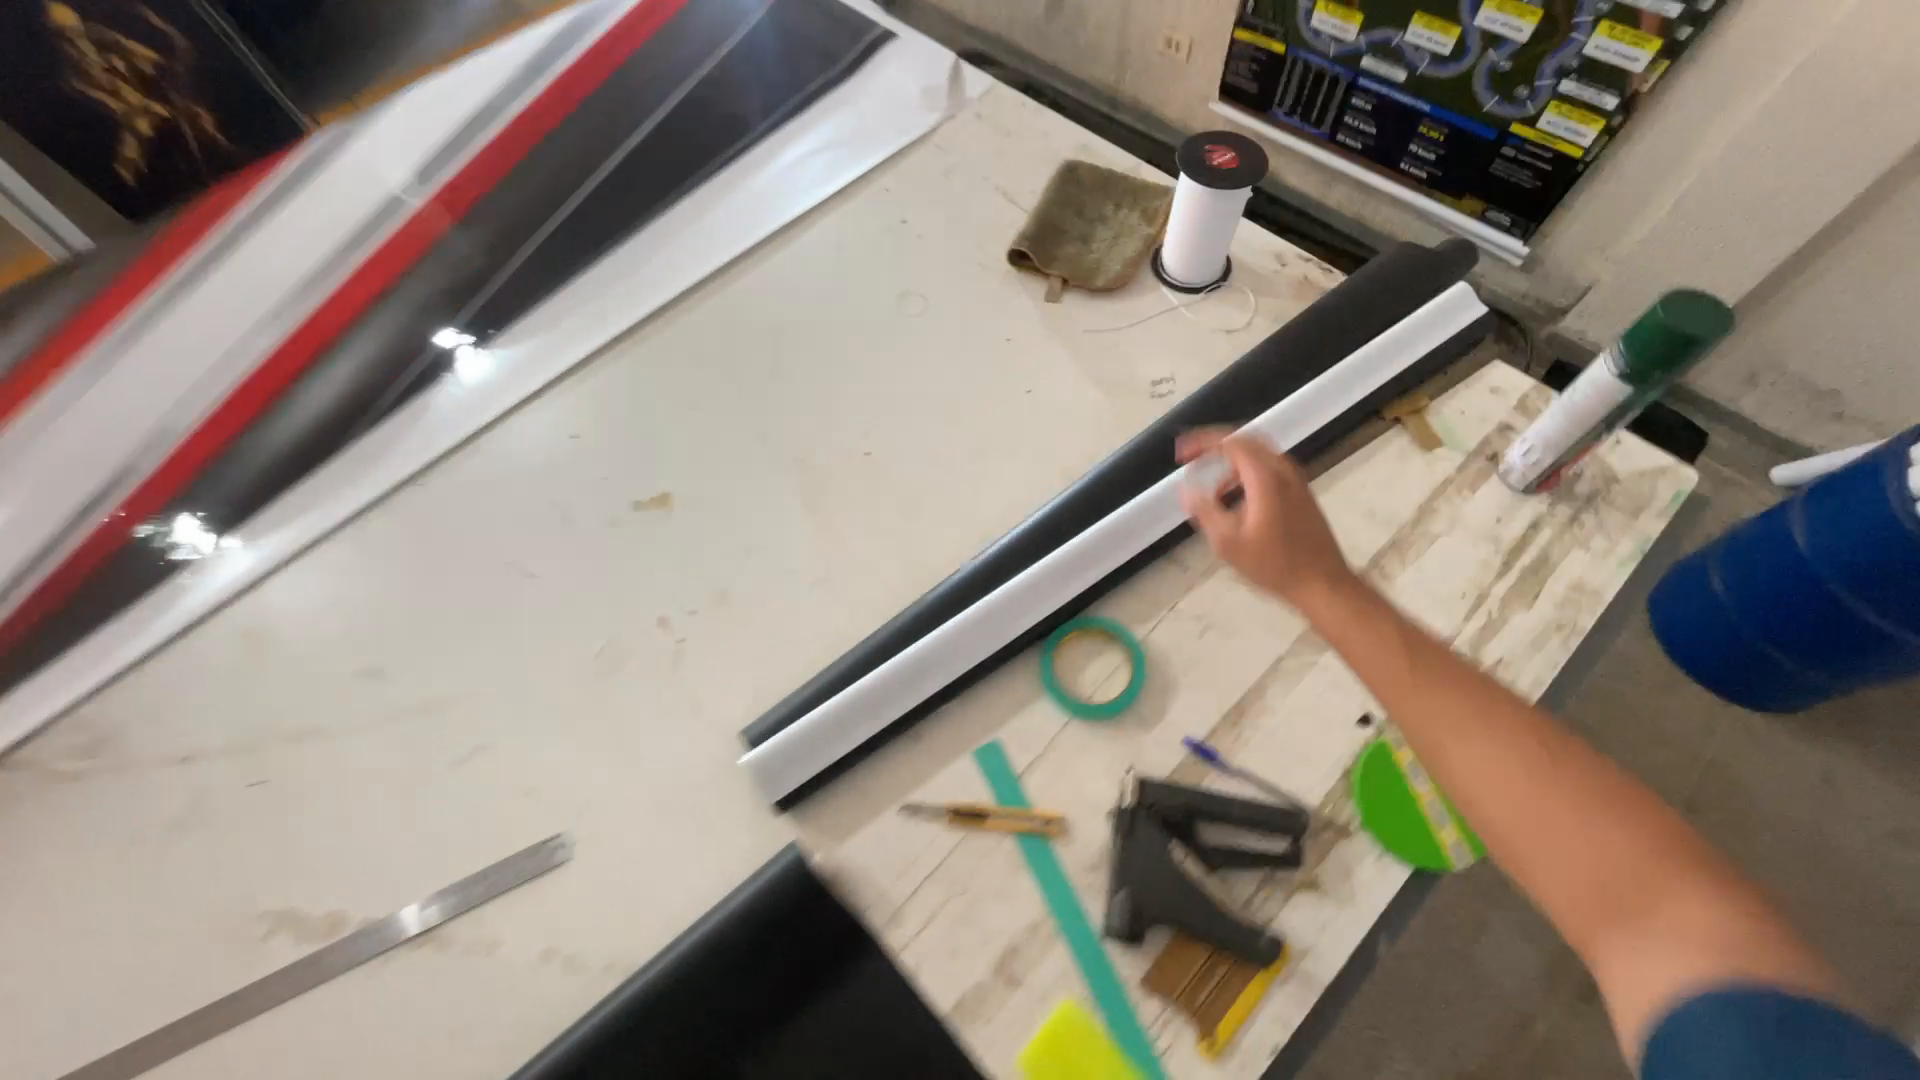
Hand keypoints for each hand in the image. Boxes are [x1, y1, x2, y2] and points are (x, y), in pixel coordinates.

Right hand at [1176, 427, 1359, 609]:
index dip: (1201, 443)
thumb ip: (1205, 511)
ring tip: (1213, 490)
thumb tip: (1186, 491)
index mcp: (1265, 478)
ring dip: (1232, 465)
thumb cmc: (1274, 565)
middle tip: (1194, 460)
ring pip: (1259, 456)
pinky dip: (1248, 475)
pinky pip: (1270, 470)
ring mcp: (1297, 482)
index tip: (1181, 455)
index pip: (1230, 443)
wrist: (1322, 583)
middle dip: (1216, 447)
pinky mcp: (1302, 494)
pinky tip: (1237, 502)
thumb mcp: (1228, 542)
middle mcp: (1283, 471)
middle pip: (1246, 441)